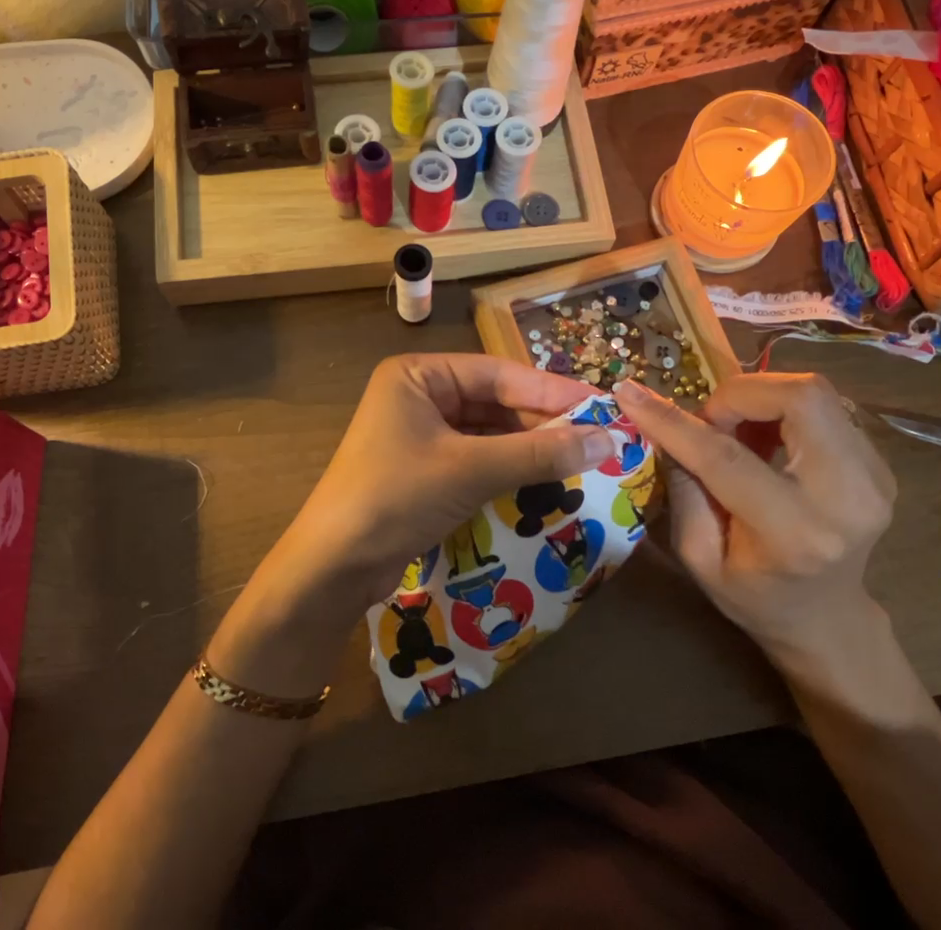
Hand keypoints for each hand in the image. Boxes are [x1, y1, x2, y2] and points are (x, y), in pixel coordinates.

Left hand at [269, 355, 609, 612]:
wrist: (333, 566)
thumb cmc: (395, 499)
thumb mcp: (470, 470)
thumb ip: (539, 453)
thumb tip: (608, 440)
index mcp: (418, 376)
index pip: (499, 374)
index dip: (552, 391)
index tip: (601, 406)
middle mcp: (417, 397)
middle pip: (495, 403)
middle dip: (542, 425)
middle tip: (599, 440)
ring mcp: (418, 437)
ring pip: (488, 436)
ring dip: (529, 451)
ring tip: (582, 463)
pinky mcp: (423, 473)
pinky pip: (476, 462)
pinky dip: (508, 473)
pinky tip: (545, 485)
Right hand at [612, 373, 896, 658]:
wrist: (827, 617)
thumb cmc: (753, 595)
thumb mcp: (700, 556)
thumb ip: (684, 489)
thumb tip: (664, 424)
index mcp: (793, 533)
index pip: (728, 457)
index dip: (675, 421)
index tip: (631, 394)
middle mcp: (846, 496)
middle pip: (799, 397)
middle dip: (739, 394)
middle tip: (710, 422)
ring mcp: (873, 475)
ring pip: (814, 393)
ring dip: (761, 400)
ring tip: (736, 433)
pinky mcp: (879, 463)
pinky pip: (825, 410)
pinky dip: (783, 412)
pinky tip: (766, 442)